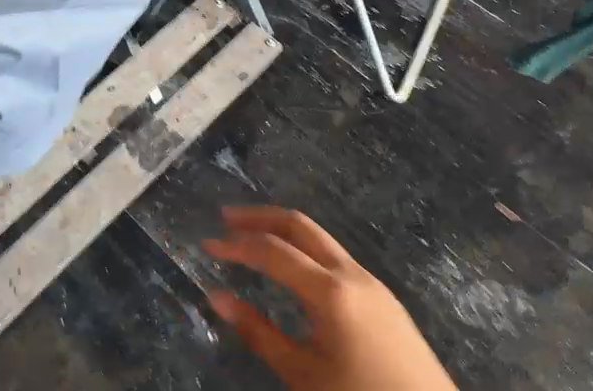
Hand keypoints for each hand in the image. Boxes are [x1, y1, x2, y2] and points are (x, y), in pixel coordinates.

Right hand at [203, 206, 457, 390]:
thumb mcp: (303, 374)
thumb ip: (258, 332)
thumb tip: (217, 297)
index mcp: (330, 290)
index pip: (271, 250)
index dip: (235, 244)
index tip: (207, 245)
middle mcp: (352, 275)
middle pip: (300, 226)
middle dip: (260, 218)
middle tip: (226, 219)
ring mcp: (374, 286)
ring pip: (321, 240)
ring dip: (284, 232)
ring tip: (253, 238)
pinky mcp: (385, 301)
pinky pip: (336, 259)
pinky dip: (305, 251)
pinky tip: (292, 268)